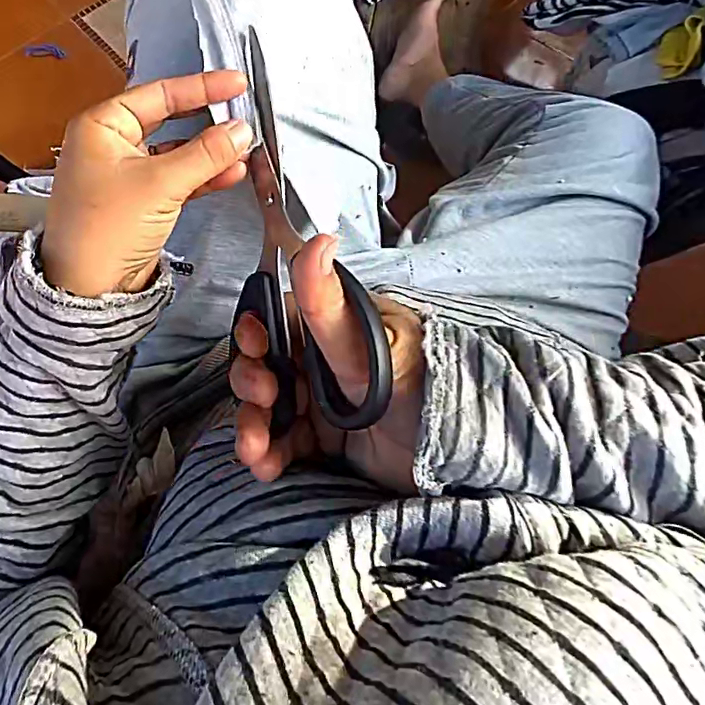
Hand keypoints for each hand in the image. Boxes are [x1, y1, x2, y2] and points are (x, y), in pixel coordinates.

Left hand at [41, 71, 251, 296]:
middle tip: (240, 112)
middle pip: (170, 120)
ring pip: (179, 151)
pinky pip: (180, 177)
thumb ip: (205, 154)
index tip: (233, 84)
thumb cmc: (99, 232)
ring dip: (210, 152)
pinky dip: (204, 175)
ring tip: (242, 148)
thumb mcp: (160, 184)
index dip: (200, 87)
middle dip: (208, 120)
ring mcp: (129, 173)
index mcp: (101, 126)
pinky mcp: (143, 199)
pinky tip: (229, 172)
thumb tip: (238, 130)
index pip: (159, 94)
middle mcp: (112, 145)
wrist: (89, 287)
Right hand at [232, 234, 426, 493]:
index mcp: (333, 328)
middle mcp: (323, 360)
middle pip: (264, 363)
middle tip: (263, 397)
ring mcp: (321, 401)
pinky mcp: (322, 440)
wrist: (453, 453)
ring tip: (255, 448)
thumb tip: (317, 241)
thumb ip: (330, 303)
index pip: (278, 320)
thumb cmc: (419, 386)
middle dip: (251, 382)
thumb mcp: (367, 347)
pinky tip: (266, 463)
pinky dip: (267, 453)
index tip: (252, 345)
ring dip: (251, 425)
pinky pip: (281, 442)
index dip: (255, 331)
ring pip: (266, 407)